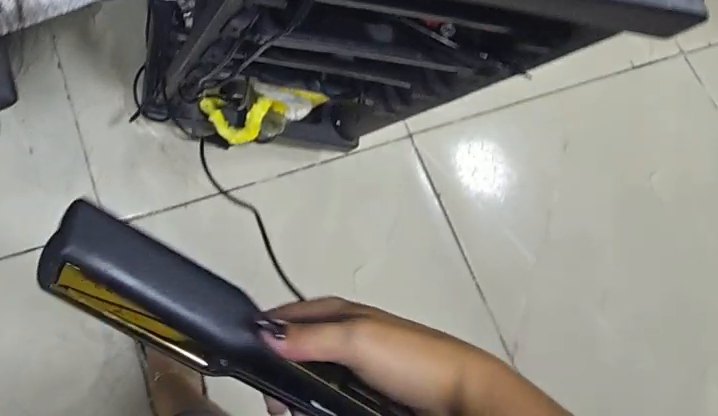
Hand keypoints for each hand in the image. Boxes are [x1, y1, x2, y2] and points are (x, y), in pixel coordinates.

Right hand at [258, 299, 563, 415]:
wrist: (467, 400)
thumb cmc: (409, 359)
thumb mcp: (356, 340)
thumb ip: (309, 337)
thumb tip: (261, 332)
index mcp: (336, 312)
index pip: (287, 317)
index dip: (267, 334)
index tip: (250, 360)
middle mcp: (342, 337)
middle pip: (297, 354)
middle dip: (282, 375)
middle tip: (276, 401)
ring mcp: (357, 372)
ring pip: (313, 383)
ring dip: (300, 397)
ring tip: (290, 410)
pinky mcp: (369, 401)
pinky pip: (331, 403)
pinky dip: (320, 408)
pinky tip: (312, 414)